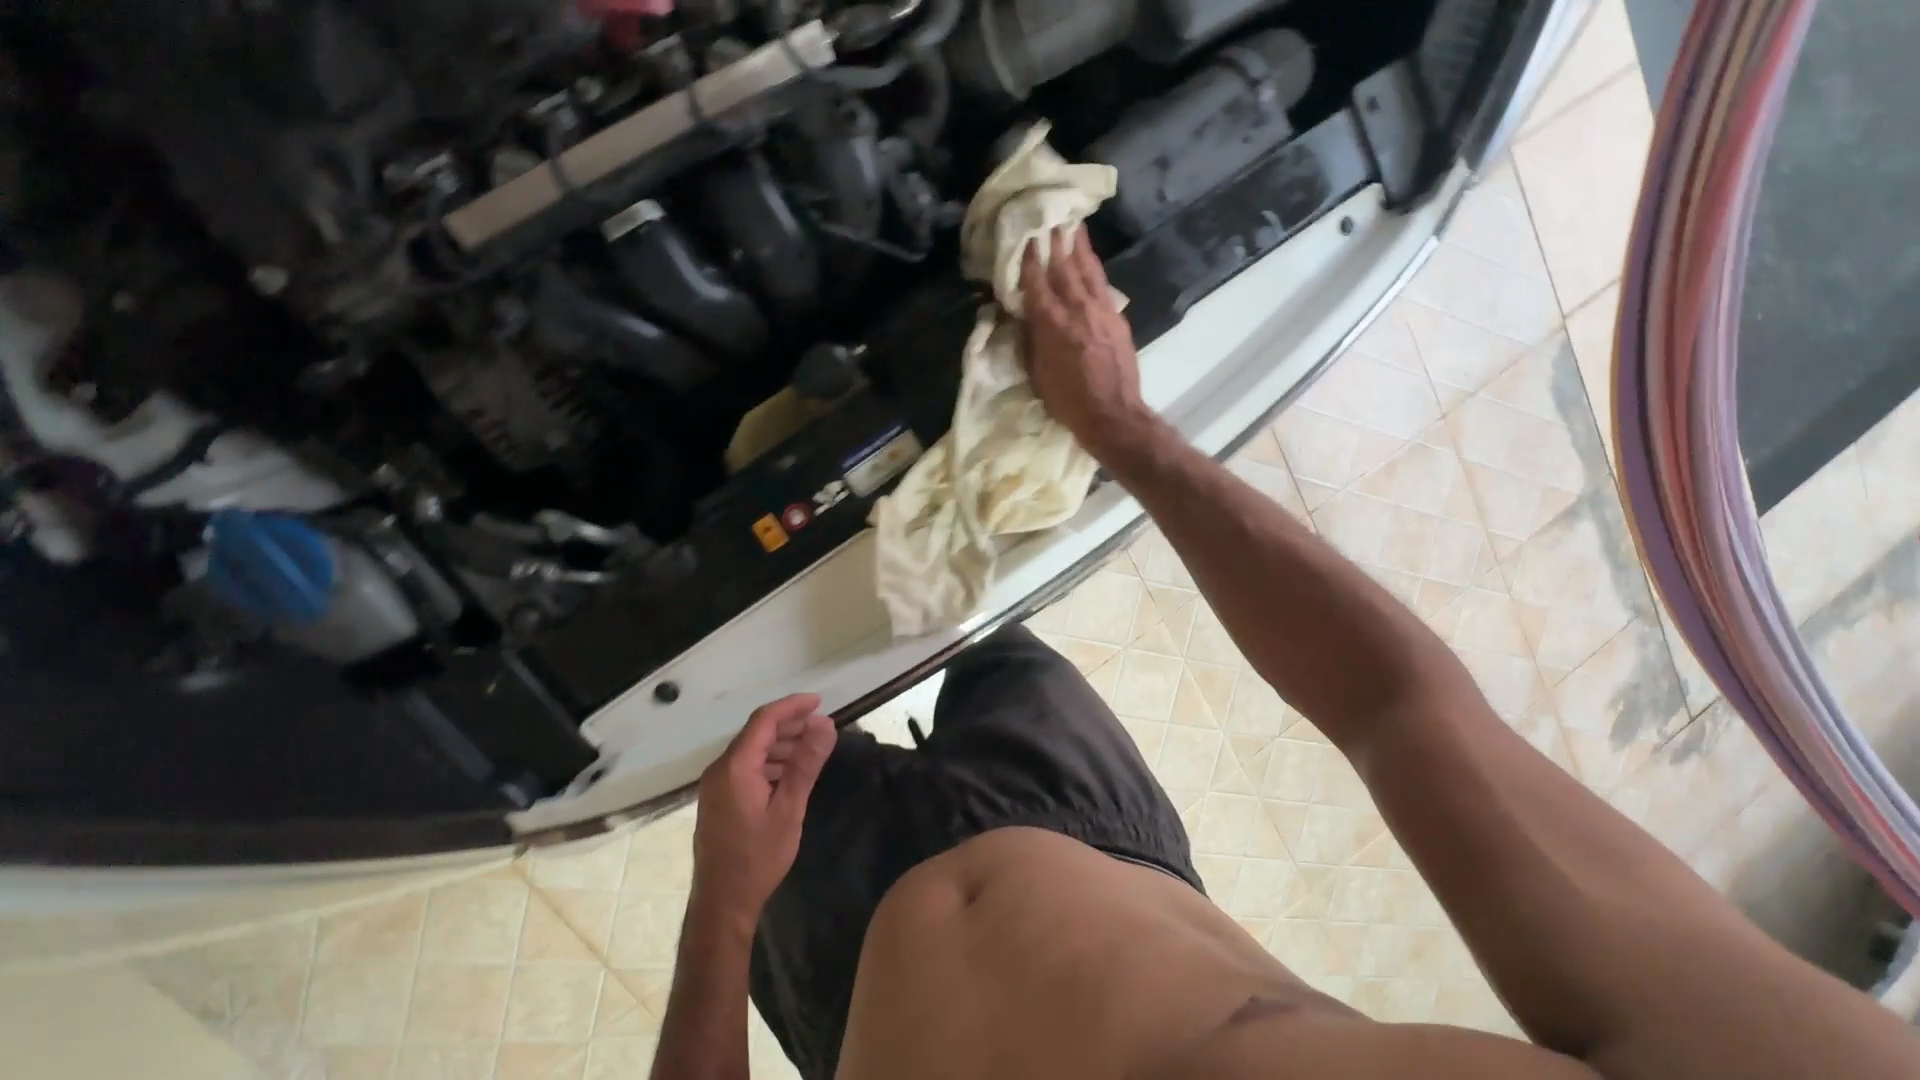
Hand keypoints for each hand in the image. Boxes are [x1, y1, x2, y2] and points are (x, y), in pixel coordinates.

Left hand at [690, 694, 836, 928]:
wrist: (722, 902)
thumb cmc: (757, 857)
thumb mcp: (789, 810)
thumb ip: (806, 765)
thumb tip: (826, 726)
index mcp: (735, 767)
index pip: (764, 721)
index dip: (793, 707)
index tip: (821, 702)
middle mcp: (720, 769)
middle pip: (757, 733)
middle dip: (790, 726)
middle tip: (823, 728)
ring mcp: (716, 785)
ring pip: (752, 751)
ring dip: (782, 745)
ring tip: (813, 749)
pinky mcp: (719, 799)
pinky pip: (746, 768)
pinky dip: (770, 763)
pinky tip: (791, 773)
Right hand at [1022, 226, 1153, 456]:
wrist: (1113, 415)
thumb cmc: (1068, 401)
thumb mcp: (1038, 372)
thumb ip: (1032, 338)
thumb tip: (1026, 315)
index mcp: (1051, 322)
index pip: (1036, 280)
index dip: (1028, 256)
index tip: (1022, 234)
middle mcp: (1076, 308)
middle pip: (1063, 265)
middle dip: (1054, 240)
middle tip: (1048, 215)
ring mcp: (1100, 310)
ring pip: (1086, 269)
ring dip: (1078, 245)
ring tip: (1072, 224)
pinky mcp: (1116, 318)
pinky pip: (1101, 284)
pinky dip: (1093, 267)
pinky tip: (1089, 260)